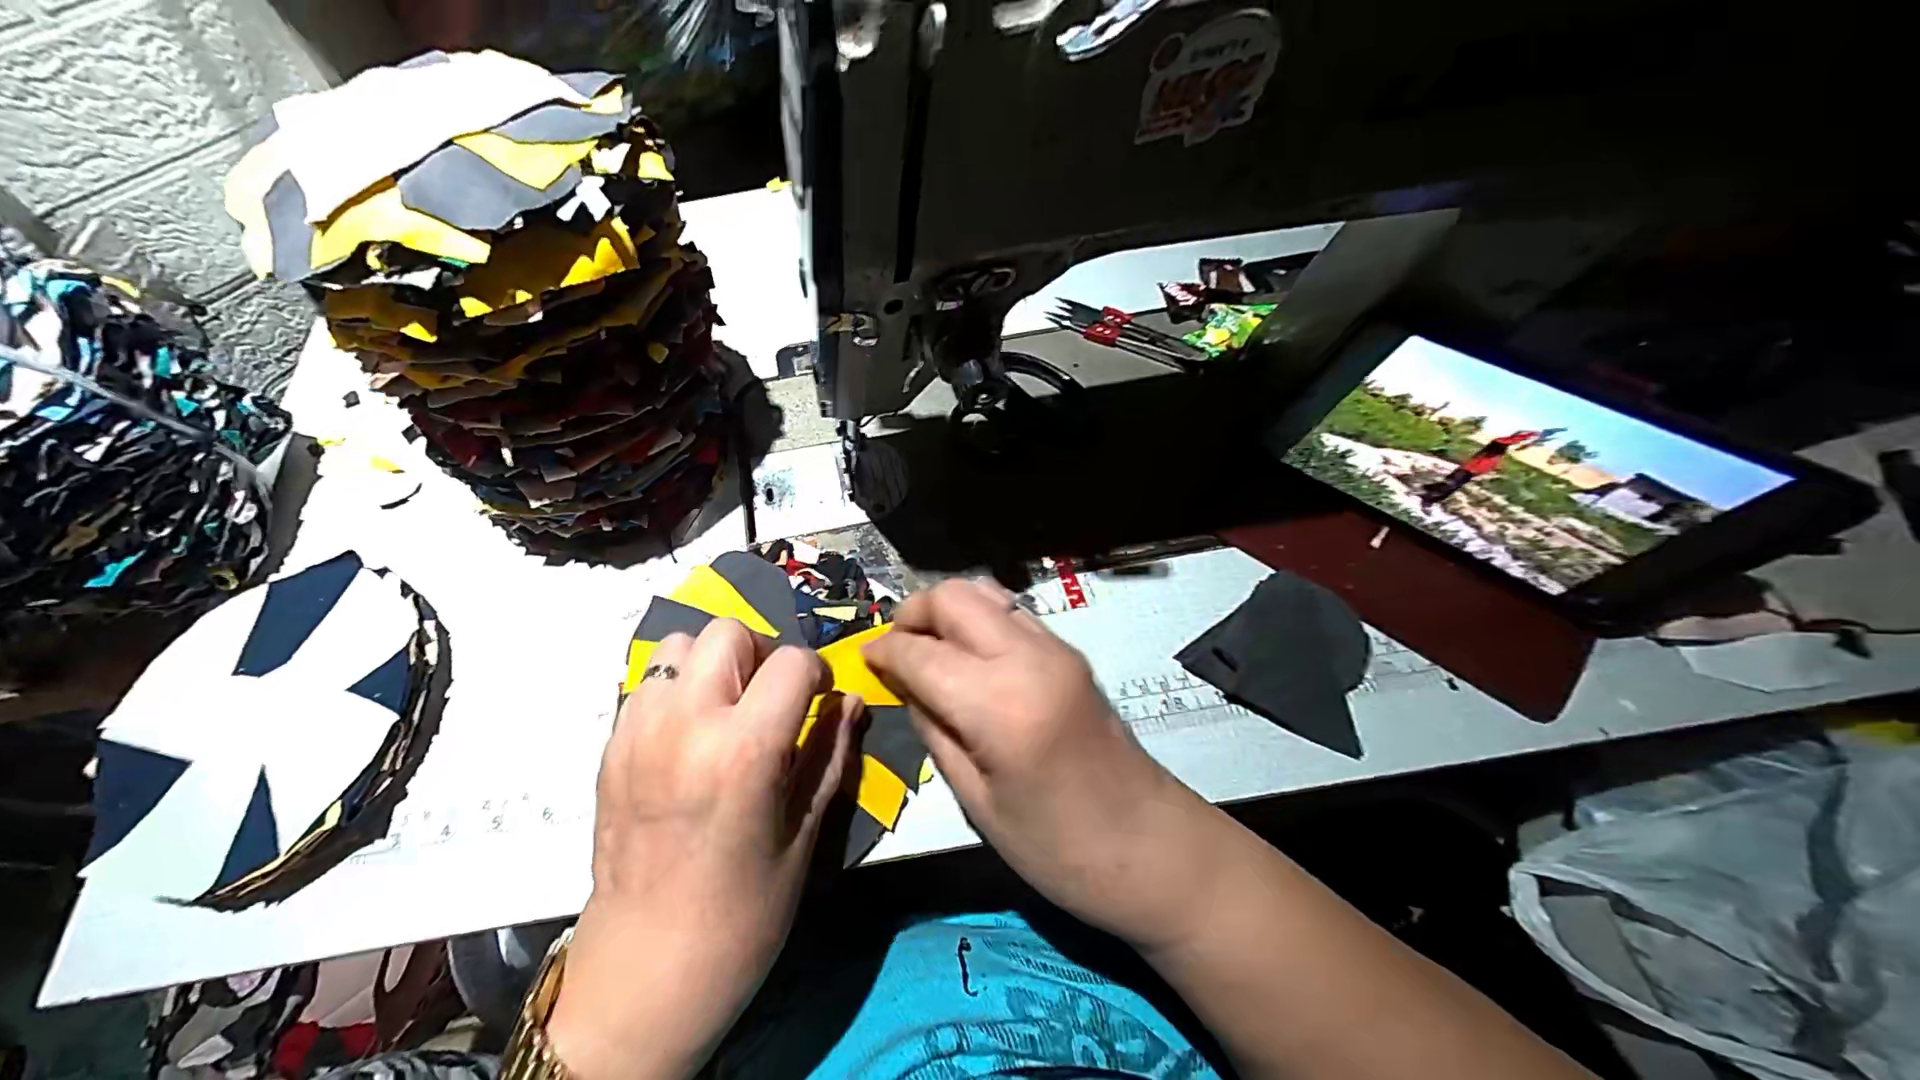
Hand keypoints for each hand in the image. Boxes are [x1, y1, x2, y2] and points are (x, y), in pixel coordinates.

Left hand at [548, 619, 862, 1079]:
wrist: (646, 967)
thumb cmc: (743, 911)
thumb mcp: (805, 832)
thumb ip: (831, 753)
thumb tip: (851, 701)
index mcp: (743, 750)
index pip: (792, 662)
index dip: (817, 674)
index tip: (820, 700)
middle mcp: (685, 725)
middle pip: (728, 632)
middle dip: (763, 654)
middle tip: (772, 698)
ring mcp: (638, 732)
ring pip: (680, 645)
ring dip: (713, 664)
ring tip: (728, 710)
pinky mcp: (610, 747)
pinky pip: (649, 683)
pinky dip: (678, 689)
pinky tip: (691, 734)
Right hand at [863, 580, 1222, 952]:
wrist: (1152, 848)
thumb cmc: (1058, 848)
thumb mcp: (977, 800)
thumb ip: (934, 730)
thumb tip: (905, 685)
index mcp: (1000, 703)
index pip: (921, 652)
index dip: (883, 651)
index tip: (864, 660)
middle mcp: (1029, 657)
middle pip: (954, 596)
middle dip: (913, 614)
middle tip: (895, 652)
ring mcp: (1057, 648)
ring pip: (985, 593)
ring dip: (947, 613)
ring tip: (928, 653)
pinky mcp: (1071, 653)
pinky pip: (1011, 614)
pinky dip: (978, 622)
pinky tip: (968, 659)